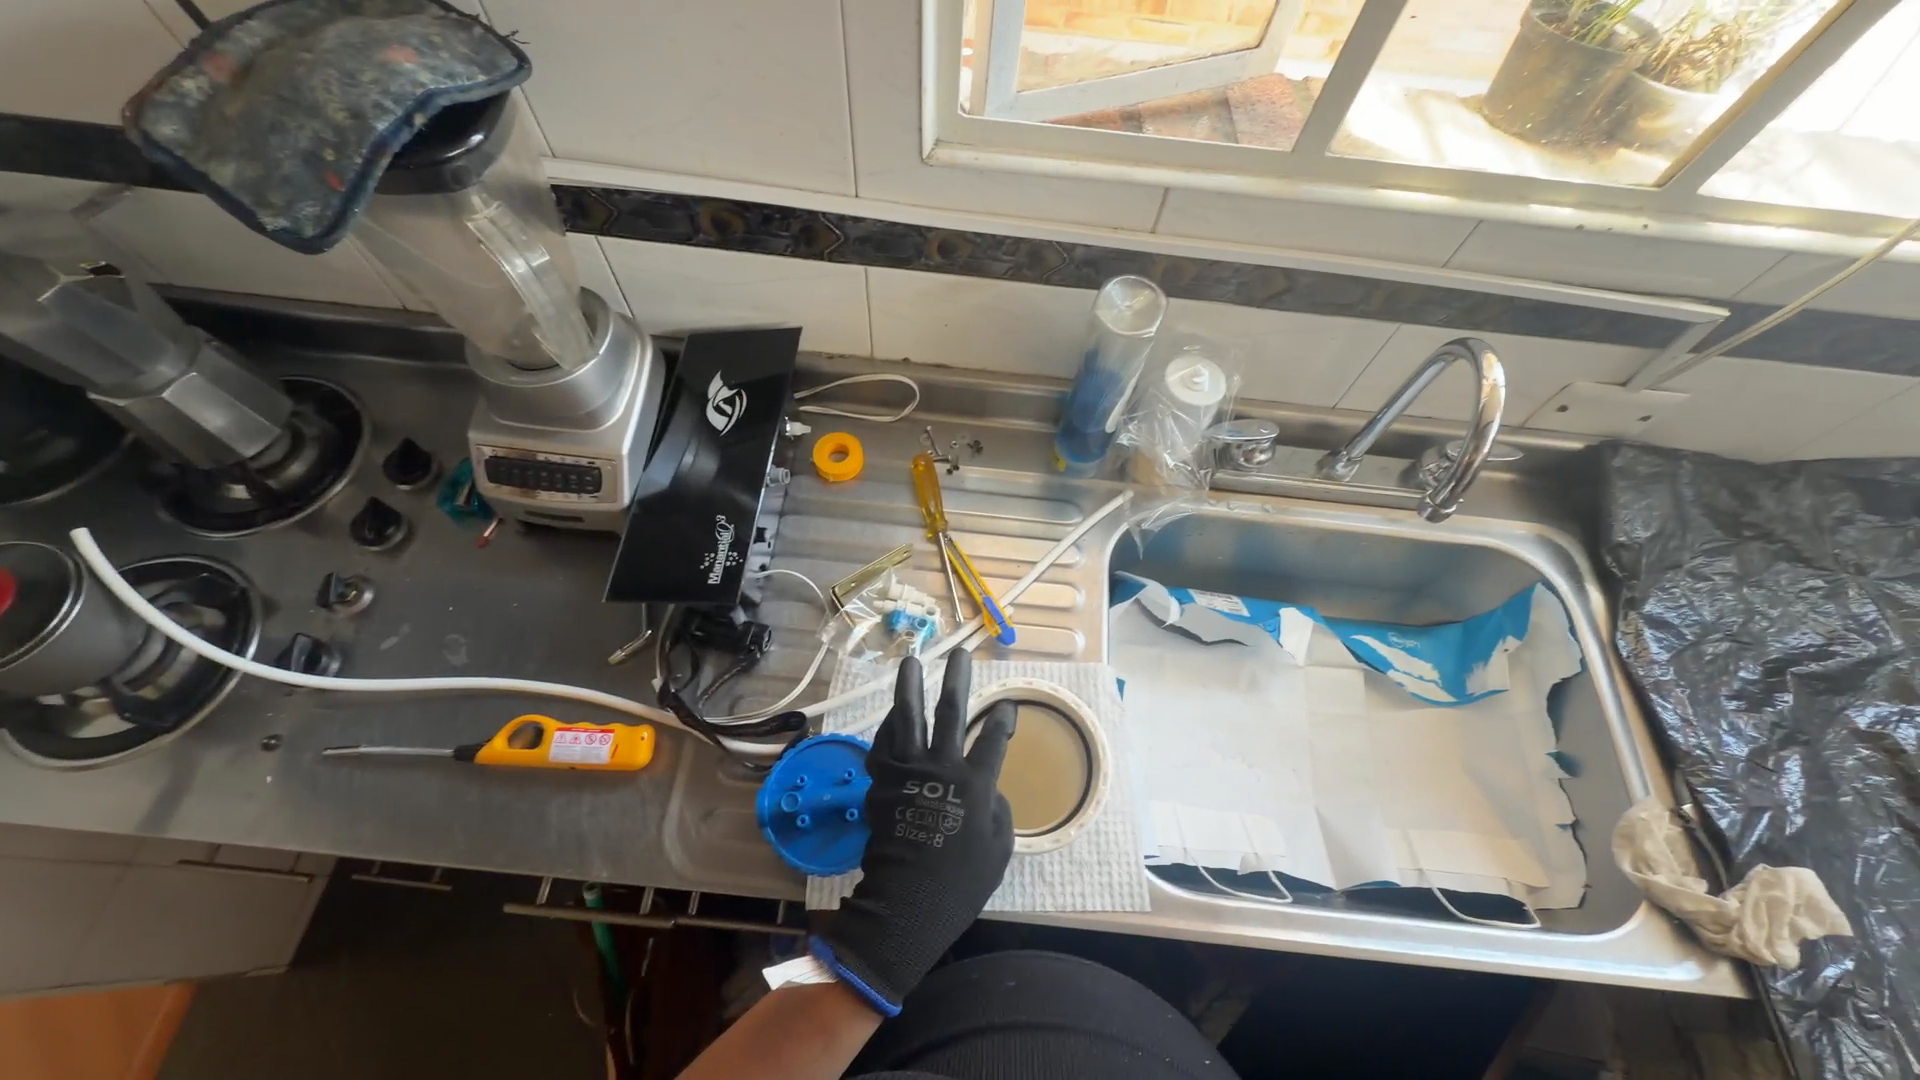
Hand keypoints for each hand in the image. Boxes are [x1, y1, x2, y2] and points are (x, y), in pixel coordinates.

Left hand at [811, 650, 1015, 1015]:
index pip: (994, 741)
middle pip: (951, 713)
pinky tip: (893, 714)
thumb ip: (996, 811)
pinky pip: (884, 745)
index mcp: (975, 784)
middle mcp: (941, 768)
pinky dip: (889, 727)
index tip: (1008, 706)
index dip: (1004, 720)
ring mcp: (907, 772)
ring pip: (908, 718)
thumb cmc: (961, 882)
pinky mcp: (881, 783)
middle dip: (958, 680)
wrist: (907, 903)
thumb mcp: (998, 849)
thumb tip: (986, 789)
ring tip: (910, 662)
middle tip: (960, 654)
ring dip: (910, 687)